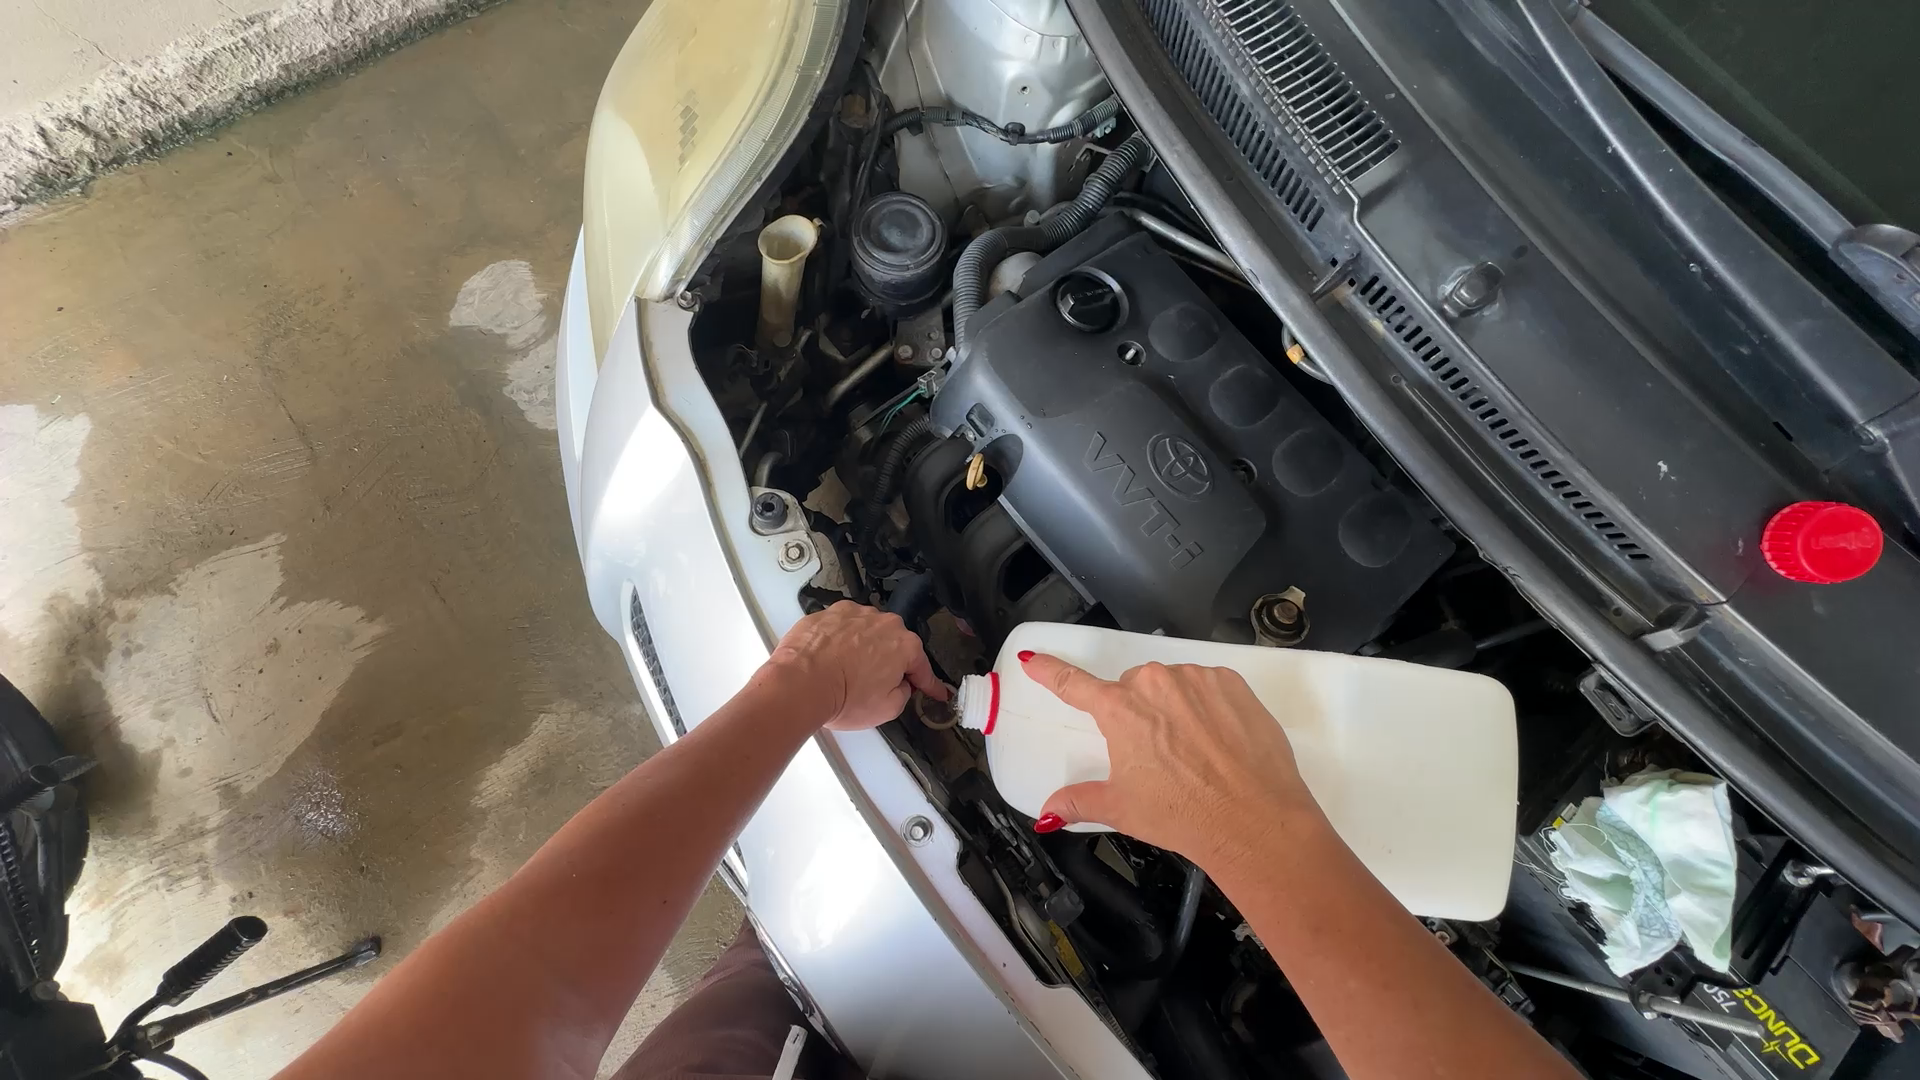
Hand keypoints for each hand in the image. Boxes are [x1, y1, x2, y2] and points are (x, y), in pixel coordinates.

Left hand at [766, 601, 945, 730]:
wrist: (800, 684)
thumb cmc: (841, 696)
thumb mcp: (886, 710)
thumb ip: (903, 694)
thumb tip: (900, 686)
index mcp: (904, 645)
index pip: (922, 666)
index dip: (928, 683)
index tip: (933, 690)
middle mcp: (883, 623)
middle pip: (893, 644)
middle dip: (887, 663)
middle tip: (872, 686)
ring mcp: (854, 614)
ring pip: (865, 632)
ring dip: (861, 649)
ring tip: (844, 673)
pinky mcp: (828, 613)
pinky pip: (840, 628)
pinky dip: (838, 641)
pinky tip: (829, 661)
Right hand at [1025, 654, 1325, 873]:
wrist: (1256, 822)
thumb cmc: (1182, 815)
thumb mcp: (1122, 808)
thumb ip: (1078, 801)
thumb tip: (1047, 813)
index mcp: (1119, 709)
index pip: (1072, 683)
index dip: (1049, 670)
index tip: (1032, 659)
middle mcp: (1154, 682)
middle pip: (1132, 687)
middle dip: (1136, 711)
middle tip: (1154, 752)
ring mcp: (1196, 678)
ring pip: (1171, 684)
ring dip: (1173, 706)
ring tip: (1192, 749)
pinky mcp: (1231, 681)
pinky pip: (1207, 685)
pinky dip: (1207, 705)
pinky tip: (1217, 739)